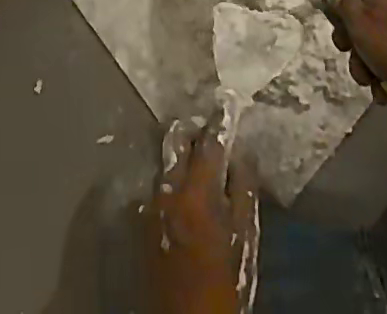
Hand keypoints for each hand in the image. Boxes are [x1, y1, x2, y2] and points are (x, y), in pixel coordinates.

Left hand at [148, 120, 259, 313]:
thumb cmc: (225, 280)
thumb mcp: (244, 236)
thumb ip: (243, 190)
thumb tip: (241, 155)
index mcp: (196, 193)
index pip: (208, 143)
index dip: (220, 123)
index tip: (228, 104)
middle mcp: (167, 191)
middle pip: (177, 144)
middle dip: (193, 132)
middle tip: (209, 127)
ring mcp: (150, 205)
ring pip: (166, 165)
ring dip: (182, 156)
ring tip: (199, 157)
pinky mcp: (142, 221)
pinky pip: (159, 188)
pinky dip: (173, 181)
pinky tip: (185, 189)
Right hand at [320, 0, 386, 106]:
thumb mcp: (360, 22)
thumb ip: (341, 1)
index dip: (335, 8)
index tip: (336, 28)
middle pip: (354, 17)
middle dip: (350, 43)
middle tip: (351, 54)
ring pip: (368, 41)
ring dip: (363, 64)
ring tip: (371, 81)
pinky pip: (385, 55)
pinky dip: (380, 72)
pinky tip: (383, 90)